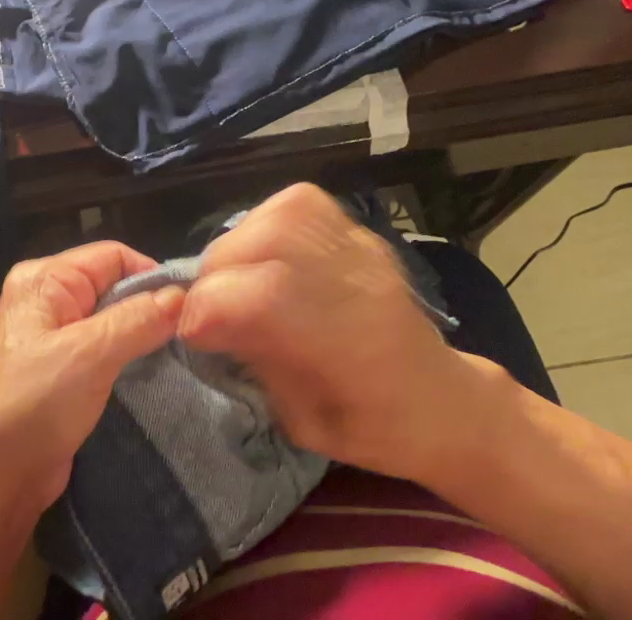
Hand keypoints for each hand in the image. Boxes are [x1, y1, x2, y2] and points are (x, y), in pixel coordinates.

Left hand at [0, 242, 186, 508]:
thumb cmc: (33, 405)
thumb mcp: (90, 354)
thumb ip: (139, 319)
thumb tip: (185, 294)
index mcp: (44, 279)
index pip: (113, 255)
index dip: (153, 274)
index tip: (192, 305)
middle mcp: (48, 297)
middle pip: (115, 283)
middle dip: (151, 304)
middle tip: (189, 332)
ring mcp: (54, 334)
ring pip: (114, 317)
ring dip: (143, 332)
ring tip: (177, 351)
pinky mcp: (63, 368)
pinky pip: (106, 346)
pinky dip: (130, 354)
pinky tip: (153, 369)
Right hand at [178, 184, 490, 483]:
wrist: (438, 400)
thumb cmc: (368, 427)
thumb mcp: (297, 418)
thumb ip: (249, 360)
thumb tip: (200, 321)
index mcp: (344, 346)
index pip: (257, 298)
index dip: (205, 312)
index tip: (193, 336)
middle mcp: (354, 285)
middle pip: (262, 242)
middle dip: (216, 272)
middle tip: (211, 304)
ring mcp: (361, 249)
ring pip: (280, 213)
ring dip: (240, 244)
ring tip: (236, 276)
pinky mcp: (361, 232)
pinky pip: (300, 204)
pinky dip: (266, 224)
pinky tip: (264, 255)